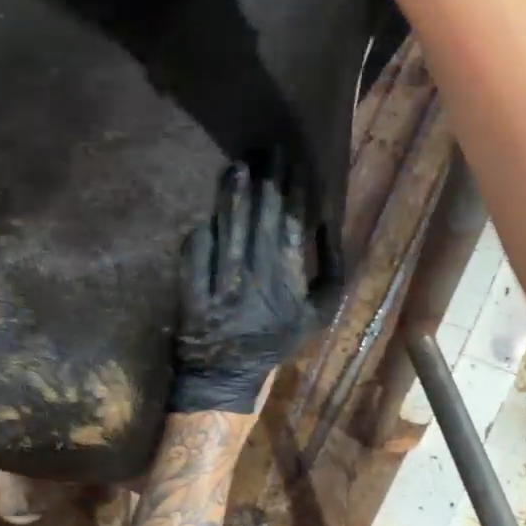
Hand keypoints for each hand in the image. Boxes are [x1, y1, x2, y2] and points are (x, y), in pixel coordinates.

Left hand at [169, 161, 338, 414]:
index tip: (294, 159)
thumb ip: (333, 270)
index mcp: (288, 278)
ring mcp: (221, 287)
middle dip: (265, 180)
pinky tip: (208, 215)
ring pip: (228, 230)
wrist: (227, 376)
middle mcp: (256, 278)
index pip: (293, 222)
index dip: (294, 188)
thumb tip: (329, 225)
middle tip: (266, 149)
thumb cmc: (276, 340)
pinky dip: (201, 234)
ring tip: (236, 166)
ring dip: (232, 195)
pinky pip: (195, 256)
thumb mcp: (318, 313)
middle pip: (261, 218)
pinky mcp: (192, 295)